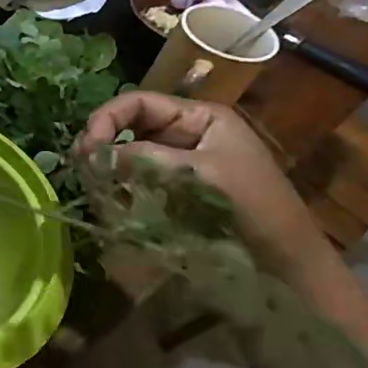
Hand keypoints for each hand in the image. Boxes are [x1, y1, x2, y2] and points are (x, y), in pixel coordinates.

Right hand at [74, 91, 329, 272]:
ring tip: (91, 184)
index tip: (87, 147)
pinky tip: (107, 199)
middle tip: (81, 167)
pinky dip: (117, 187)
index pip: (138, 104)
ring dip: (107, 167)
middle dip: (102, 143)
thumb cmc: (253, 208)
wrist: (286, 263)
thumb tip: (93, 154)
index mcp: (199, 118)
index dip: (107, 119)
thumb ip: (145, 158)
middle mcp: (185, 135)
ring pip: (127, 156)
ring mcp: (177, 165)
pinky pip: (134, 181)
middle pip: (128, 128)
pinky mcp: (170, 193)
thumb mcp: (199, 173)